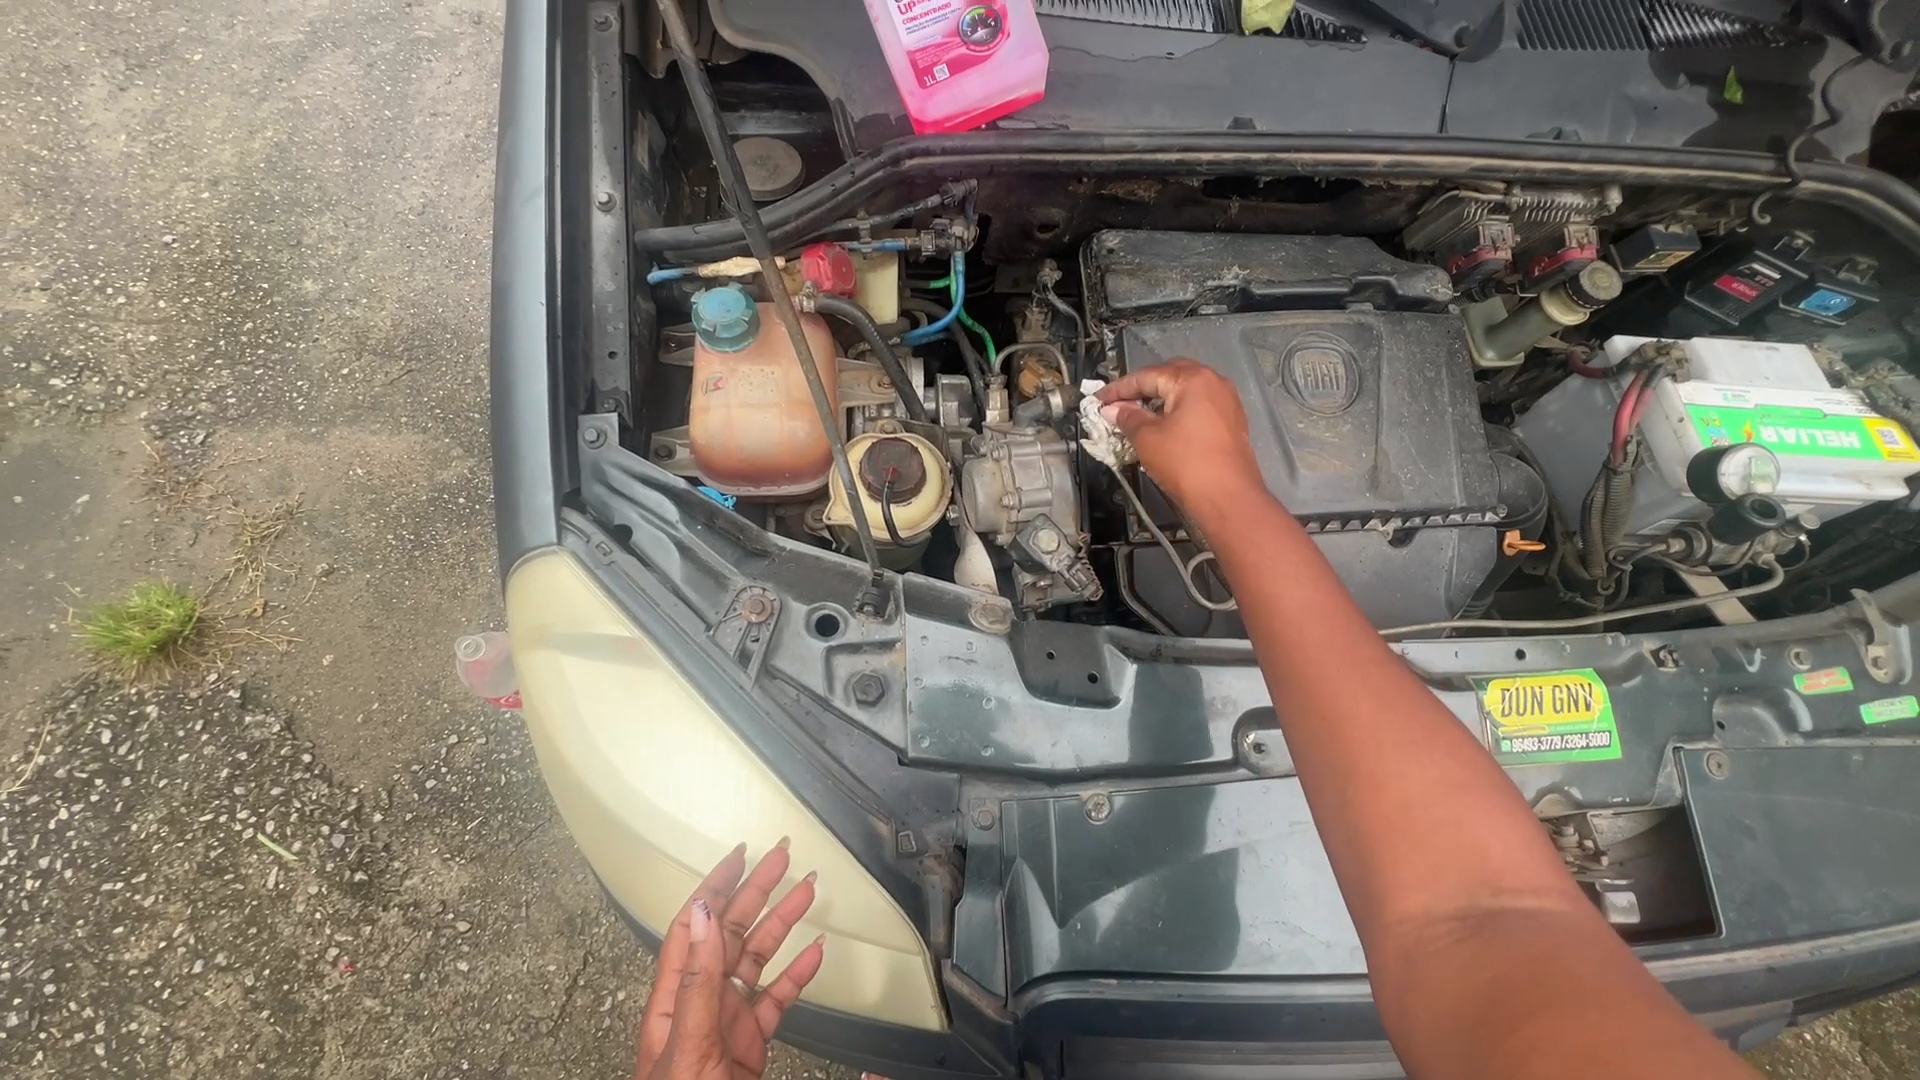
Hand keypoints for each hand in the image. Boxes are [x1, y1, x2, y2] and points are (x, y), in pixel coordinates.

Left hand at [635, 842, 824, 1079]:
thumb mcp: (688, 1048)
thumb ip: (698, 982)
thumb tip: (703, 913)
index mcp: (675, 999)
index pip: (694, 925)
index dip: (715, 886)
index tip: (739, 856)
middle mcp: (700, 1004)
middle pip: (730, 932)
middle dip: (757, 892)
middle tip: (782, 858)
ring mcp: (726, 1024)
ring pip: (757, 960)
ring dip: (783, 924)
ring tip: (808, 892)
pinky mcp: (750, 1046)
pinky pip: (777, 999)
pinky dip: (797, 973)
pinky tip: (815, 953)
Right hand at [1096, 359, 1265, 516]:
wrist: (1228, 498)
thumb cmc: (1185, 463)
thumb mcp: (1147, 439)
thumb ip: (1128, 418)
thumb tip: (1112, 409)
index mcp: (1192, 379)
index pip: (1147, 376)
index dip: (1119, 388)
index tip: (1098, 400)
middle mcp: (1213, 382)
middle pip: (1169, 376)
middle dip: (1142, 389)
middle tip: (1119, 404)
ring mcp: (1227, 401)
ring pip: (1186, 392)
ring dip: (1161, 401)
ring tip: (1138, 416)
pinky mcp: (1232, 421)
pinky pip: (1199, 406)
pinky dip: (1178, 411)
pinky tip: (1164, 427)